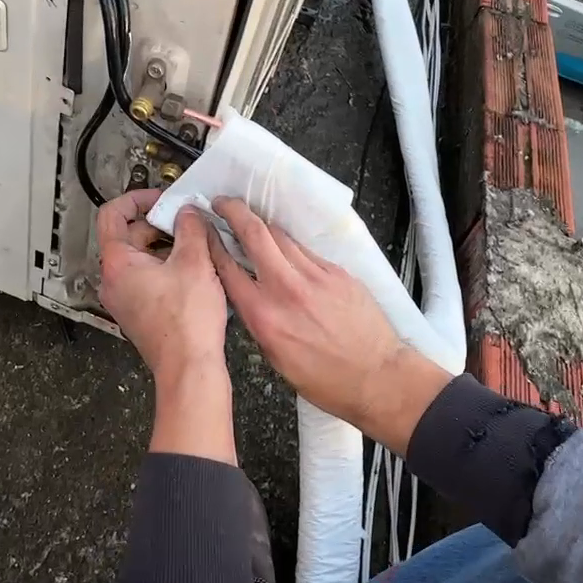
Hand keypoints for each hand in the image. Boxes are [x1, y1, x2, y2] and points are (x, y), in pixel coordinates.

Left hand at [97, 190, 235, 461]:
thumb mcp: (195, 261)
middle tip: (186, 220)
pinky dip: (166, 266)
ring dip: (165, 245)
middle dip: (158, 224)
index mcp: (117, 262)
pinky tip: (194, 268)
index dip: (137, 198)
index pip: (112, 214)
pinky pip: (146, 278)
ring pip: (139, 258)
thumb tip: (188, 212)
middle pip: (128, 235)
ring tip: (196, 243)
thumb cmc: (187, 321)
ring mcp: (123, 298)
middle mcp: (113, 280)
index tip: (161, 198)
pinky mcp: (138, 312)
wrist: (189, 368)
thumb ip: (190, 227)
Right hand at [209, 197, 452, 452]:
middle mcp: (286, 288)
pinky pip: (305, 250)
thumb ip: (257, 321)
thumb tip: (247, 296)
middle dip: (233, 210)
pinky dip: (290, 245)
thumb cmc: (326, 380)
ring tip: (250, 219)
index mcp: (264, 315)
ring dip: (262, 224)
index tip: (203, 229)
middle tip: (221, 202)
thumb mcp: (275, 358)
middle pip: (254, 233)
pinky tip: (286, 246)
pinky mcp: (337, 271)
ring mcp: (314, 275)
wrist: (379, 378)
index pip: (227, 267)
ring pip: (280, 236)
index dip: (211, 243)